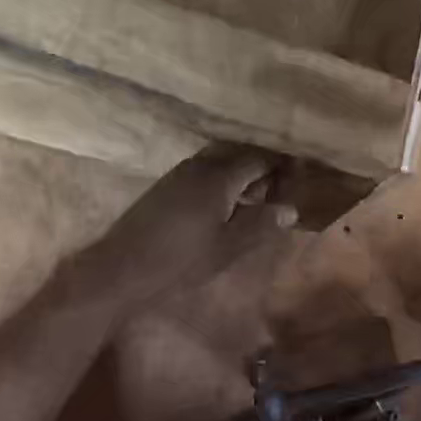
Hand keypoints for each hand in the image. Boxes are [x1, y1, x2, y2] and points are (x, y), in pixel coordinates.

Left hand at [76, 148, 297, 304]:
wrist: (124, 267)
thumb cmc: (183, 260)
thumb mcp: (229, 247)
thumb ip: (261, 224)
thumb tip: (290, 209)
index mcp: (218, 177)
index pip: (256, 160)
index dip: (278, 165)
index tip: (296, 174)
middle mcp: (198, 166)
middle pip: (234, 153)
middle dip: (257, 164)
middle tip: (277, 182)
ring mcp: (177, 174)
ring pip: (215, 160)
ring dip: (236, 170)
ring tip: (254, 193)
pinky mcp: (164, 187)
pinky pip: (200, 170)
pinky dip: (219, 177)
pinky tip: (224, 201)